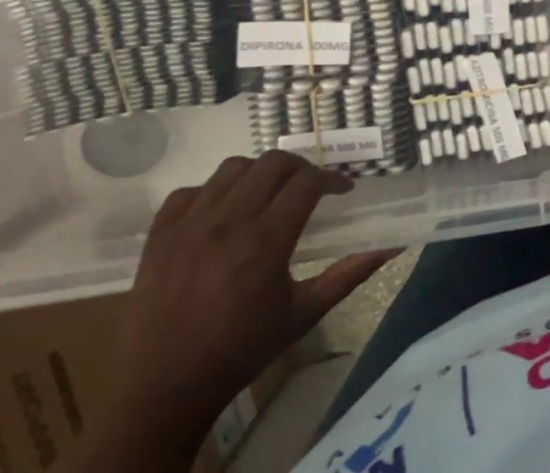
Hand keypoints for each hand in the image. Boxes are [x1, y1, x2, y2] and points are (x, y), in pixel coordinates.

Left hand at [106, 152, 398, 458]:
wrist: (164, 386)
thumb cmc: (242, 349)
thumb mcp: (305, 313)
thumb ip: (349, 274)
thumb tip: (391, 248)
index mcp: (266, 240)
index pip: (307, 182)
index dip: (332, 179)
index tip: (343, 190)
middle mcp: (227, 223)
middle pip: (271, 164)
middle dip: (300, 167)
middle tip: (311, 187)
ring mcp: (188, 227)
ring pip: (231, 169)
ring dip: (258, 173)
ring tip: (268, 194)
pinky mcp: (158, 237)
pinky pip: (188, 193)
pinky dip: (211, 192)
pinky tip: (222, 212)